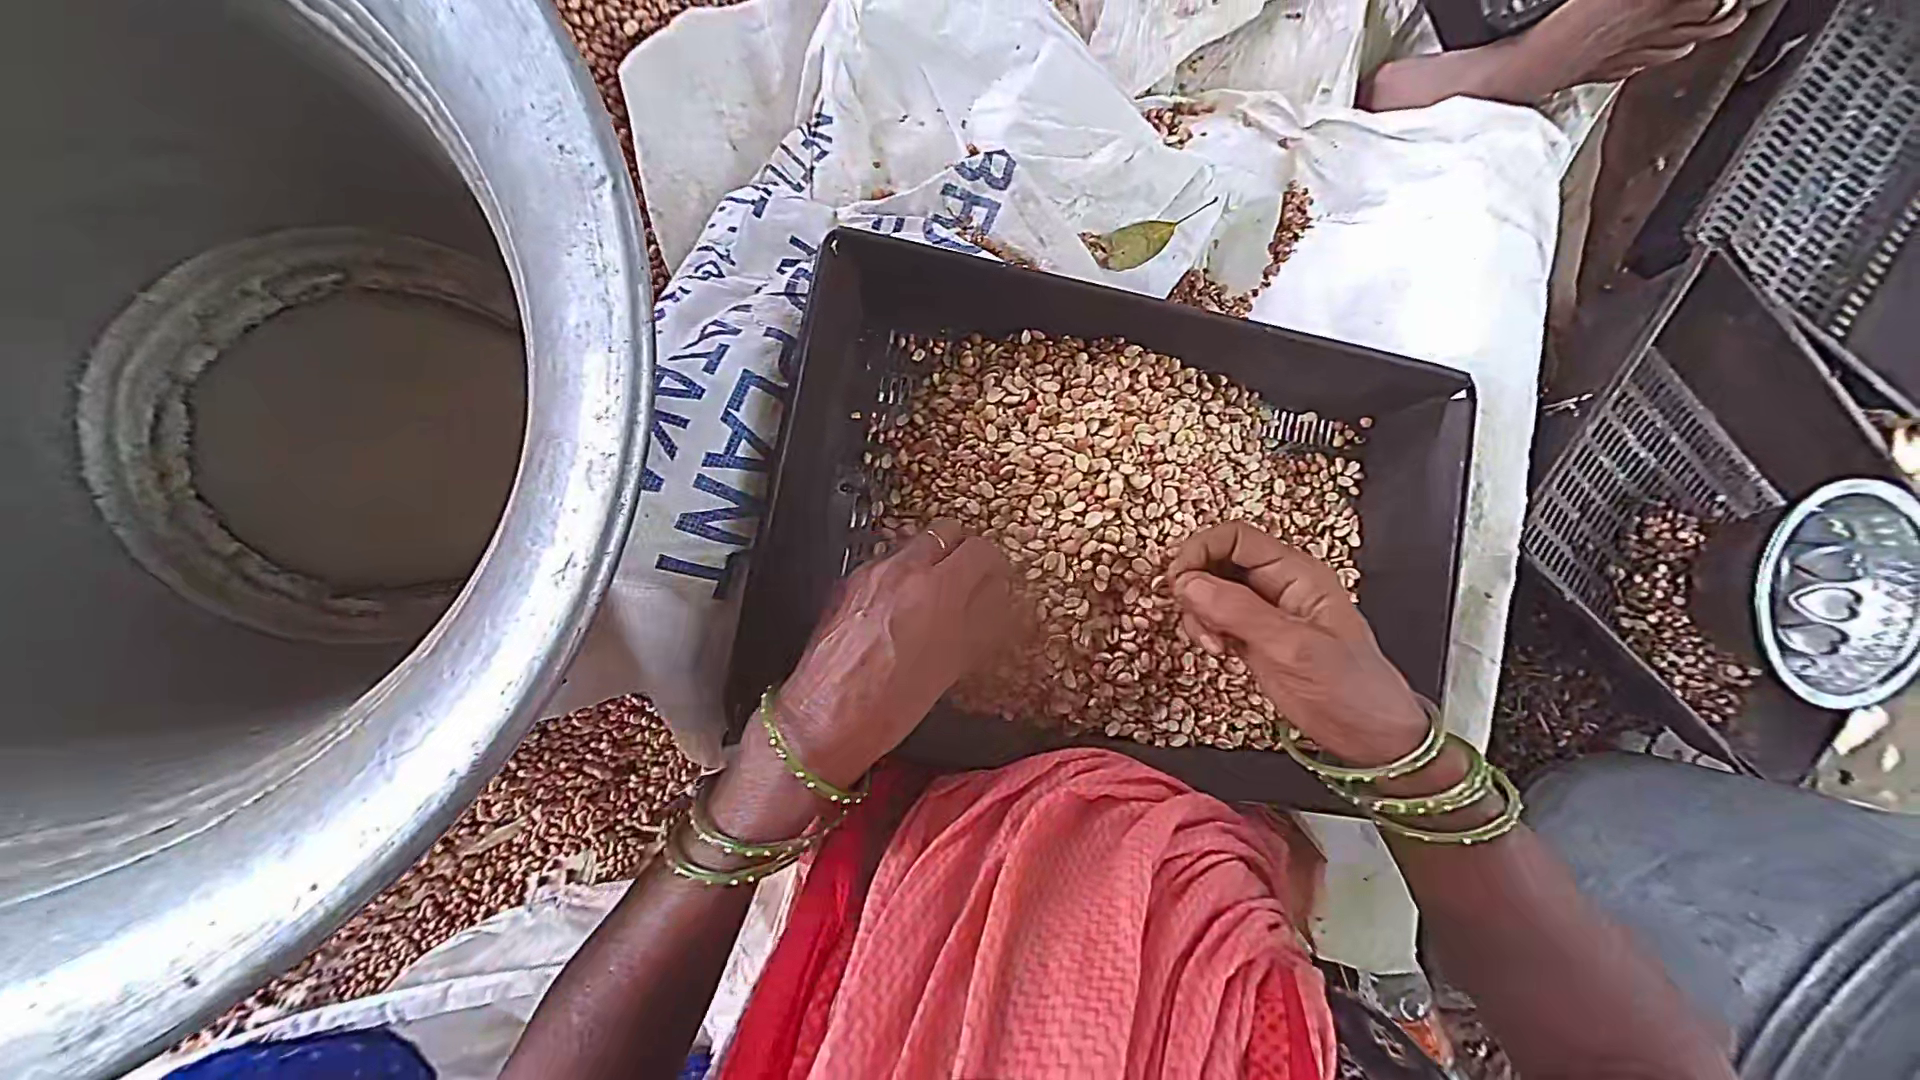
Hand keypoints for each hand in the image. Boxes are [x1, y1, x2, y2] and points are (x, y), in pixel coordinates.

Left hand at [773, 518, 1016, 786]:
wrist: (826, 717)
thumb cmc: (889, 703)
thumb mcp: (952, 664)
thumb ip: (979, 621)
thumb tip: (993, 599)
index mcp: (938, 589)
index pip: (980, 550)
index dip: (994, 564)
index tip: (996, 578)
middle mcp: (903, 570)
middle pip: (946, 530)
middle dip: (963, 550)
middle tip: (970, 577)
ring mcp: (872, 573)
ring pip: (913, 546)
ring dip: (931, 561)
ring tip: (937, 598)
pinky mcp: (849, 584)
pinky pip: (885, 565)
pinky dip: (901, 576)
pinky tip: (903, 610)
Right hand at [1168, 522, 1429, 766]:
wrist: (1369, 736)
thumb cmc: (1352, 689)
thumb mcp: (1294, 648)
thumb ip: (1239, 612)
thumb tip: (1189, 583)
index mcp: (1296, 573)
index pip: (1235, 538)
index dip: (1201, 551)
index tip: (1180, 581)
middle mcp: (1276, 585)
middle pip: (1215, 561)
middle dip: (1194, 586)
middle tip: (1194, 616)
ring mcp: (1261, 611)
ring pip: (1208, 590)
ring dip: (1197, 613)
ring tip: (1212, 642)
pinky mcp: (1251, 636)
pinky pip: (1212, 618)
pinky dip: (1203, 631)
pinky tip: (1218, 651)